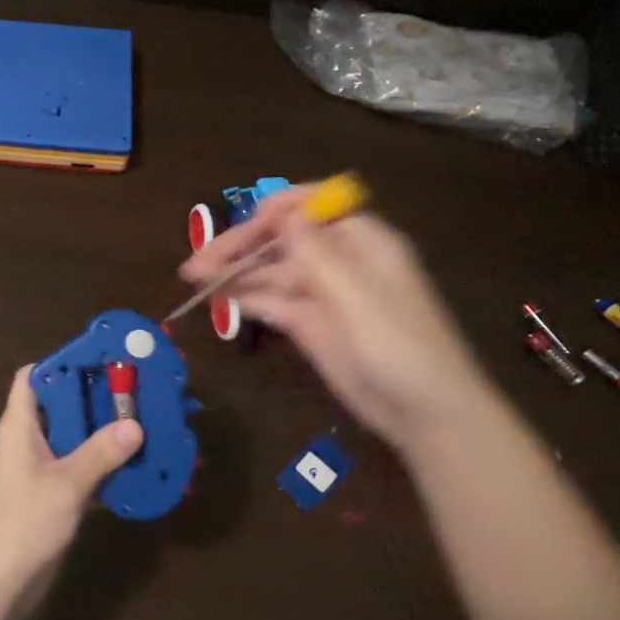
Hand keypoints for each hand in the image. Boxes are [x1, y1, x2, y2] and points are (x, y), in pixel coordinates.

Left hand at [0, 367, 143, 602]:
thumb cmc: (23, 523)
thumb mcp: (66, 484)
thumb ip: (101, 453)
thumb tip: (135, 425)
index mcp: (19, 426)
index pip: (32, 377)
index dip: (61, 363)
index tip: (101, 357)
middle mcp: (27, 441)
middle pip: (62, 406)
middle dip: (97, 399)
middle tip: (138, 391)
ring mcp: (39, 469)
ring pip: (75, 439)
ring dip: (106, 434)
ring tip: (148, 424)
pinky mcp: (51, 496)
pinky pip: (81, 469)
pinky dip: (105, 466)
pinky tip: (139, 466)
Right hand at [180, 190, 503, 450]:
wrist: (426, 413)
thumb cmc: (402, 348)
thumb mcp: (359, 297)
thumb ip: (318, 254)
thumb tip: (283, 213)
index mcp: (360, 241)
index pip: (310, 206)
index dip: (273, 210)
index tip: (242, 228)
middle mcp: (337, 260)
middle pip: (280, 239)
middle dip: (239, 245)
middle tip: (197, 264)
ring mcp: (321, 293)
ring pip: (270, 271)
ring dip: (234, 272)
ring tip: (194, 280)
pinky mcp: (309, 324)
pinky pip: (272, 302)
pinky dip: (246, 299)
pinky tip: (218, 301)